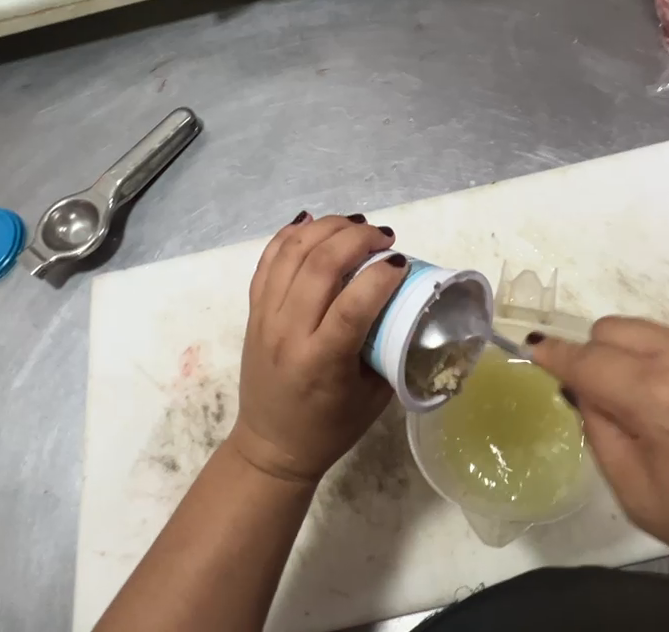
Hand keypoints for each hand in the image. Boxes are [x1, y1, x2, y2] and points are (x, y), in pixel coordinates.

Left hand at [227, 213, 404, 485]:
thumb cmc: (329, 428)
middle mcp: (288, 333)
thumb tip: (414, 305)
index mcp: (321, 362)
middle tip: (384, 236)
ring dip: (326, 228)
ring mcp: (265, 317)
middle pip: (319, 266)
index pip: (351, 305)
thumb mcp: (374, 398)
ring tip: (355, 225)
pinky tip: (314, 221)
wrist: (270, 446)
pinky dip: (290, 234)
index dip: (379, 276)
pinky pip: (268, 259)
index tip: (401, 262)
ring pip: (291, 252)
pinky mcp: (253, 309)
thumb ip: (392, 349)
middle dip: (357, 239)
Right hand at [529, 317, 668, 584]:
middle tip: (611, 403)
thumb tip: (583, 390)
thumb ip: (600, 433)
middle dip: (596, 357)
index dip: (554, 356)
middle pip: (611, 329)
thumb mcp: (642, 497)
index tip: (532, 350)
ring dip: (637, 359)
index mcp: (657, 395)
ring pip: (649, 332)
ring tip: (666, 411)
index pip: (586, 359)